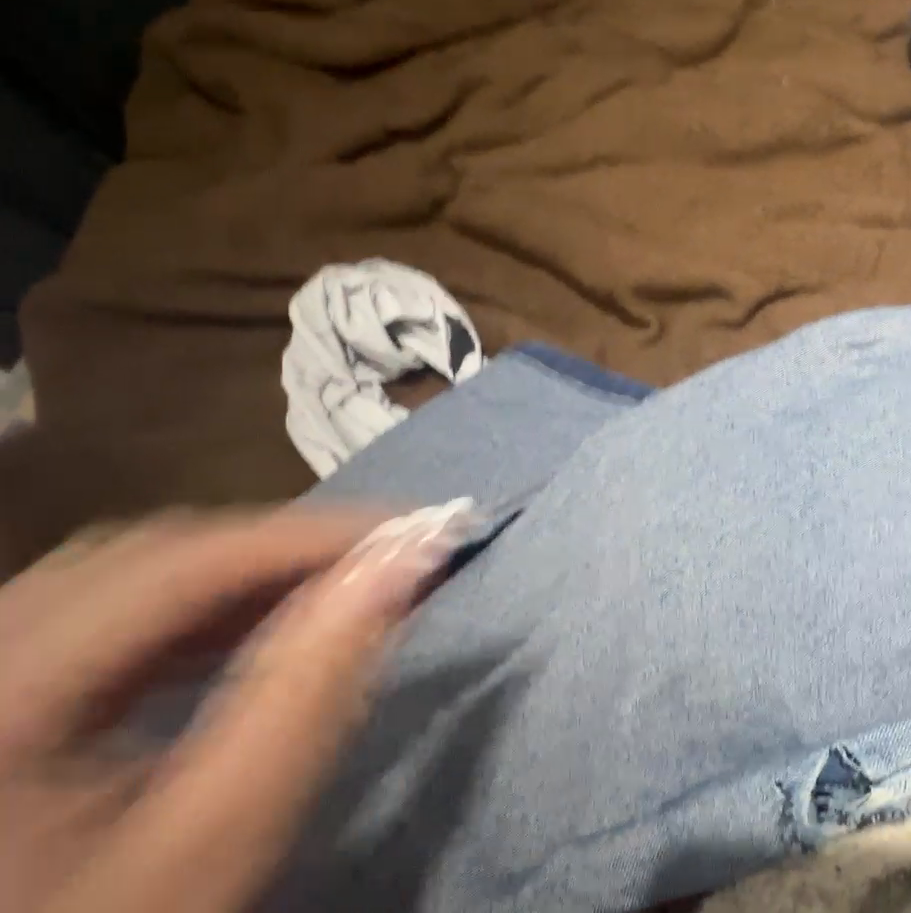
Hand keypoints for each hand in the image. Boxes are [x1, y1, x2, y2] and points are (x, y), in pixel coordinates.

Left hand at [0, 509, 450, 912]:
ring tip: (341, 588)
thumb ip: (314, 686)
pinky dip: (194, 610)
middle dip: (282, 548)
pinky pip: (95, 621)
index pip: (181, 566)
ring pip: (118, 581)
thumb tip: (406, 561)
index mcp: (7, 694)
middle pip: (143, 558)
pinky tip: (253, 631)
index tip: (423, 531)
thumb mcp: (228, 825)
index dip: (314, 536)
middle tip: (390, 557)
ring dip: (243, 575)